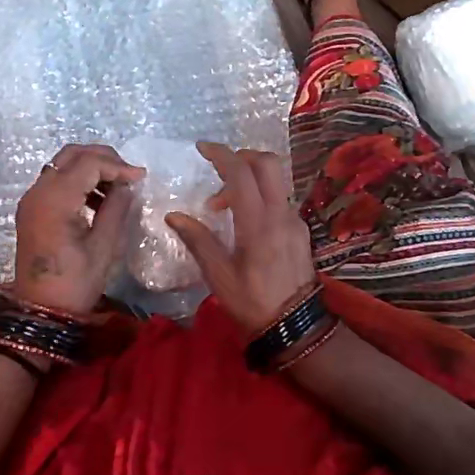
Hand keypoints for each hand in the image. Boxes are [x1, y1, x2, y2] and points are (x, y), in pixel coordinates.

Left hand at [14, 144, 143, 313]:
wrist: (41, 311)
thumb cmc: (75, 283)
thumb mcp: (103, 247)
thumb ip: (116, 209)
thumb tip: (127, 186)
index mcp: (55, 200)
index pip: (88, 164)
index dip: (117, 166)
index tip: (141, 178)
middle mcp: (38, 192)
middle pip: (71, 155)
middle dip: (103, 158)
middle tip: (129, 175)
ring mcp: (31, 200)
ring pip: (62, 165)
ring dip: (90, 168)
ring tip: (118, 187)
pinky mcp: (32, 210)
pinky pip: (55, 182)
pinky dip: (77, 181)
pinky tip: (98, 200)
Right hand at [166, 142, 315, 331]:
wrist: (295, 326)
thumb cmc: (252, 302)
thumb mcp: (219, 276)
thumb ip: (198, 241)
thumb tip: (174, 216)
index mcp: (258, 225)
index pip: (242, 174)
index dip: (221, 155)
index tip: (203, 149)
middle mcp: (281, 215)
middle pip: (268, 163)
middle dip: (241, 157)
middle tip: (217, 169)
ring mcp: (295, 221)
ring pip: (275, 181)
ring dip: (248, 180)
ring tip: (221, 207)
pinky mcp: (300, 230)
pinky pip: (279, 199)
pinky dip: (259, 197)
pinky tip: (243, 222)